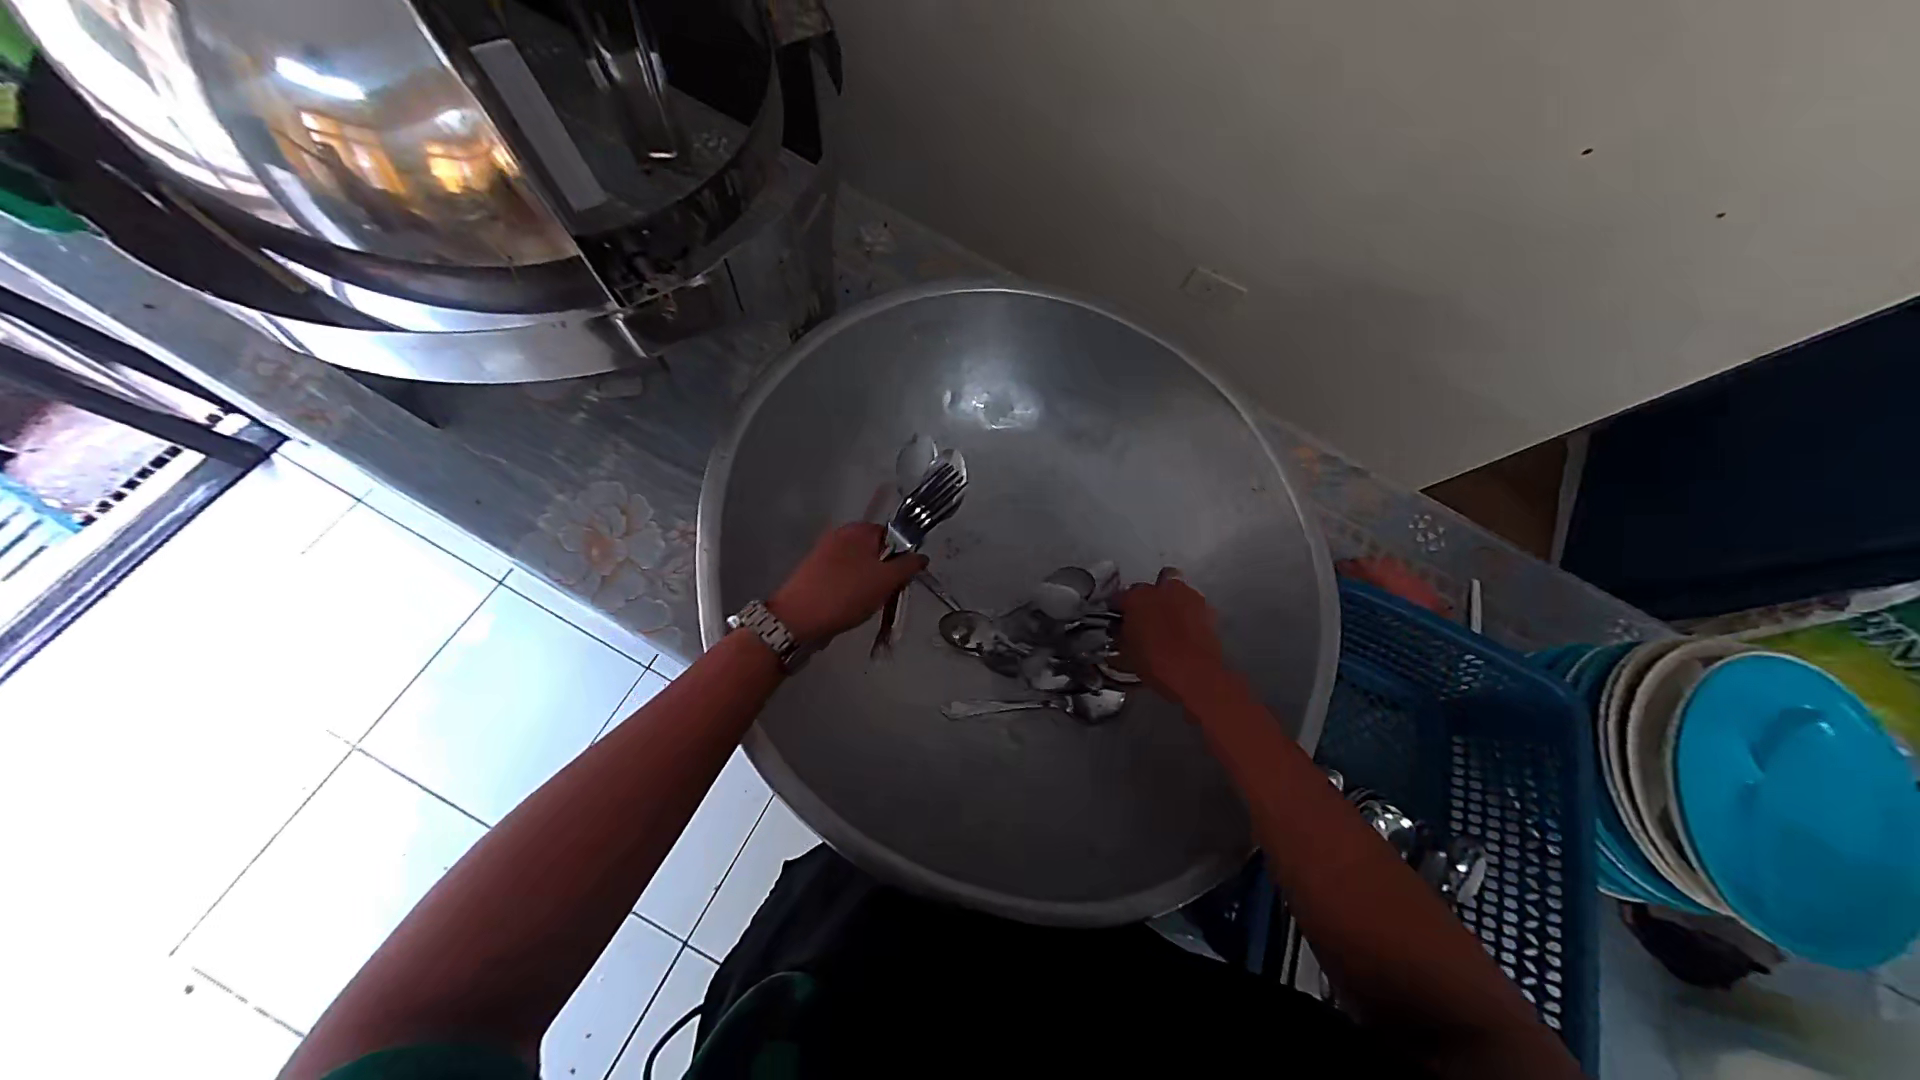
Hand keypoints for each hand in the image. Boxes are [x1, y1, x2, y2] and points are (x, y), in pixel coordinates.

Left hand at [766, 523, 926, 645]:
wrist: (798, 618)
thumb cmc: (846, 594)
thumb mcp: (887, 580)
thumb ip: (908, 566)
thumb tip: (921, 557)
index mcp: (858, 530)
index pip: (893, 536)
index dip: (902, 557)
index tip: (902, 579)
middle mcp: (841, 535)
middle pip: (876, 551)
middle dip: (885, 573)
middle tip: (885, 594)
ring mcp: (825, 553)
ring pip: (860, 567)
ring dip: (869, 585)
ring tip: (867, 604)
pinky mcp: (815, 572)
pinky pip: (844, 578)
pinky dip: (851, 590)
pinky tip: (849, 606)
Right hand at [1115, 568, 1231, 707]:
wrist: (1194, 675)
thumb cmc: (1156, 663)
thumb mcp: (1126, 651)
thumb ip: (1122, 633)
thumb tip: (1123, 631)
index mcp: (1136, 596)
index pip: (1121, 596)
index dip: (1120, 608)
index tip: (1120, 618)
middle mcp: (1163, 589)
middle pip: (1153, 584)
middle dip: (1150, 596)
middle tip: (1146, 614)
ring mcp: (1188, 596)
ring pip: (1177, 590)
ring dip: (1172, 602)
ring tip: (1167, 623)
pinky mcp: (1207, 609)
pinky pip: (1193, 606)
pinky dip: (1188, 614)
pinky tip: (1184, 631)